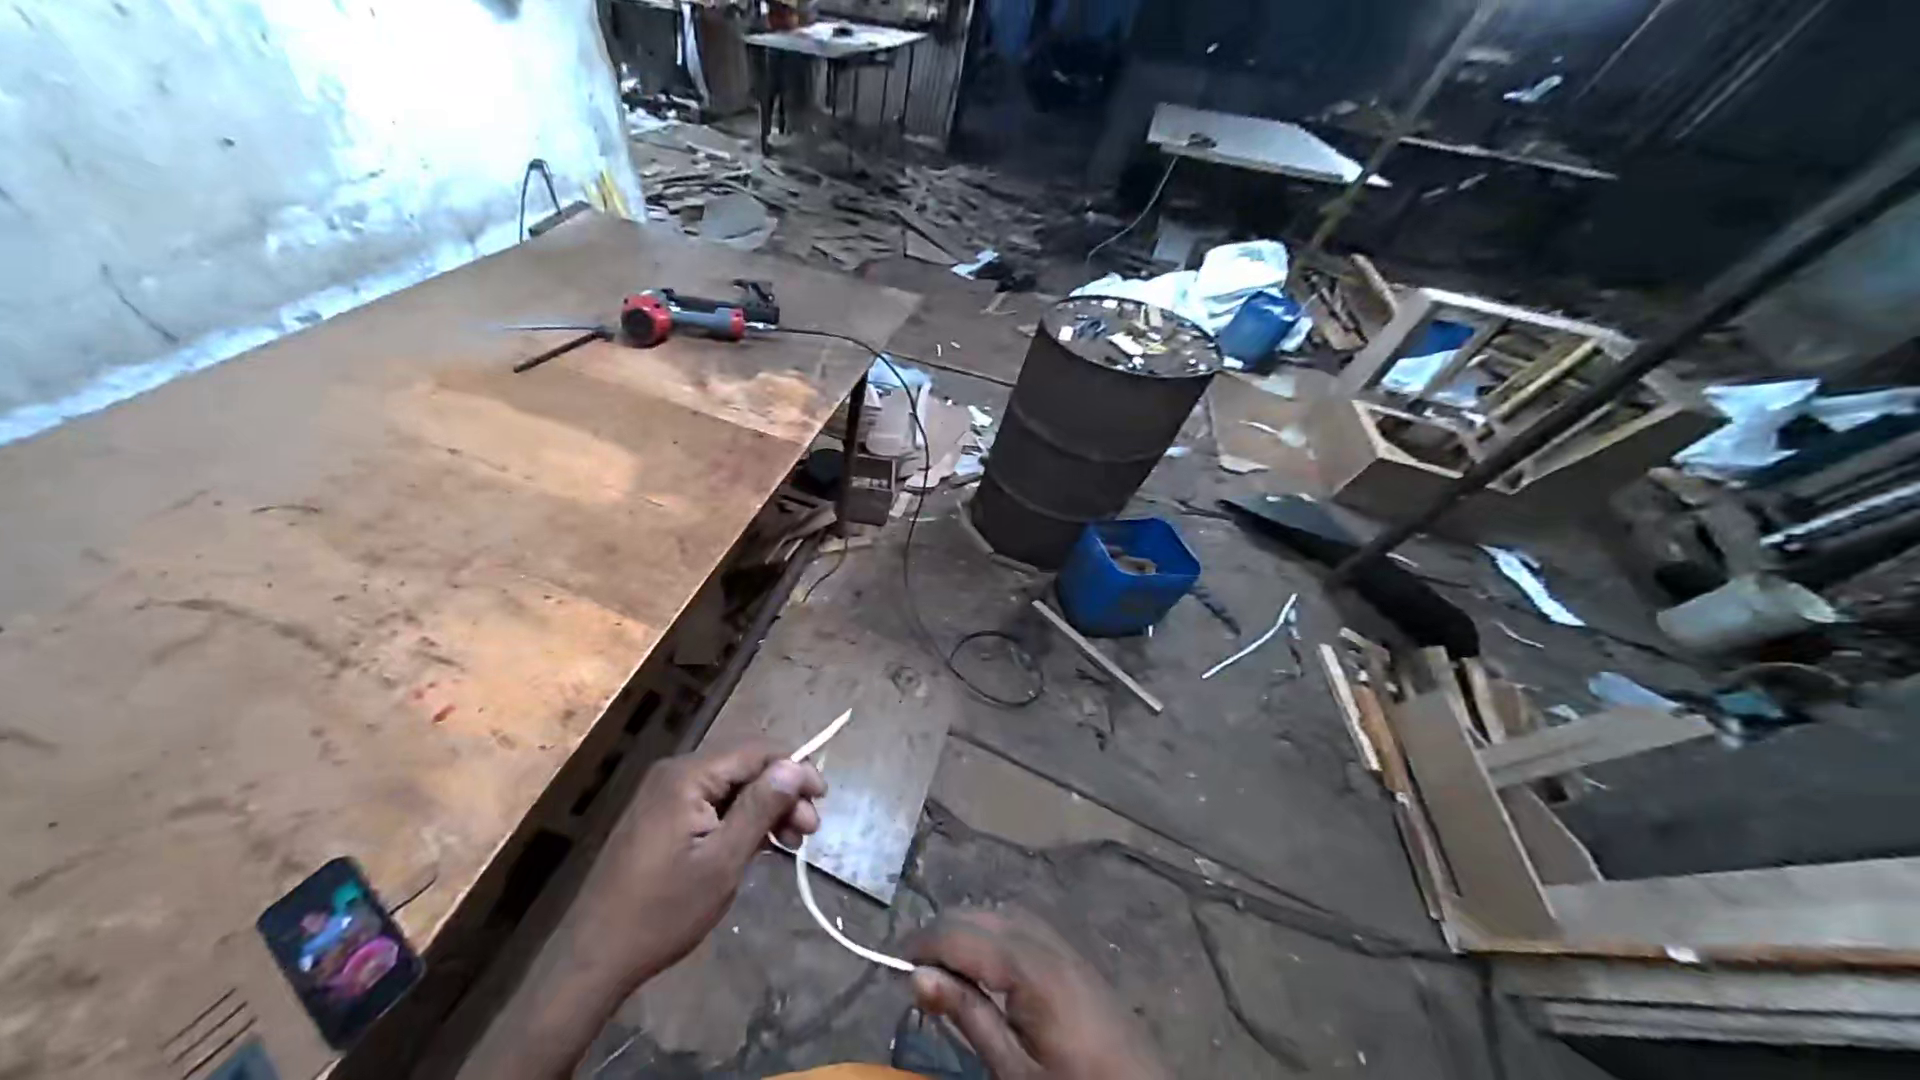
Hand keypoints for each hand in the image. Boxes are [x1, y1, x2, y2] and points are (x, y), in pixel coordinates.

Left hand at [572, 738, 826, 985]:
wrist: (594, 959)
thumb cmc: (663, 911)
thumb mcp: (723, 861)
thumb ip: (760, 807)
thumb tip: (795, 766)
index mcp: (687, 777)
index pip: (756, 752)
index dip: (794, 769)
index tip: (823, 798)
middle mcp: (675, 774)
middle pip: (745, 767)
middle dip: (782, 793)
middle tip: (809, 830)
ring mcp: (665, 796)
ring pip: (731, 787)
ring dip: (765, 808)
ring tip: (791, 843)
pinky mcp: (662, 818)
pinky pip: (712, 804)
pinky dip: (741, 820)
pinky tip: (761, 845)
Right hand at [908, 908, 1170, 1079]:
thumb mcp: (1013, 1071)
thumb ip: (967, 1016)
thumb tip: (917, 977)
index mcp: (1030, 968)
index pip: (962, 935)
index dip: (923, 942)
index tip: (891, 961)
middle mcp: (1046, 941)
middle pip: (981, 915)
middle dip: (942, 931)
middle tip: (913, 967)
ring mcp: (1064, 943)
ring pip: (1001, 913)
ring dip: (967, 927)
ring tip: (942, 962)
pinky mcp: (1073, 954)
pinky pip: (1023, 923)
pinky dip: (993, 930)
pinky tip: (983, 959)